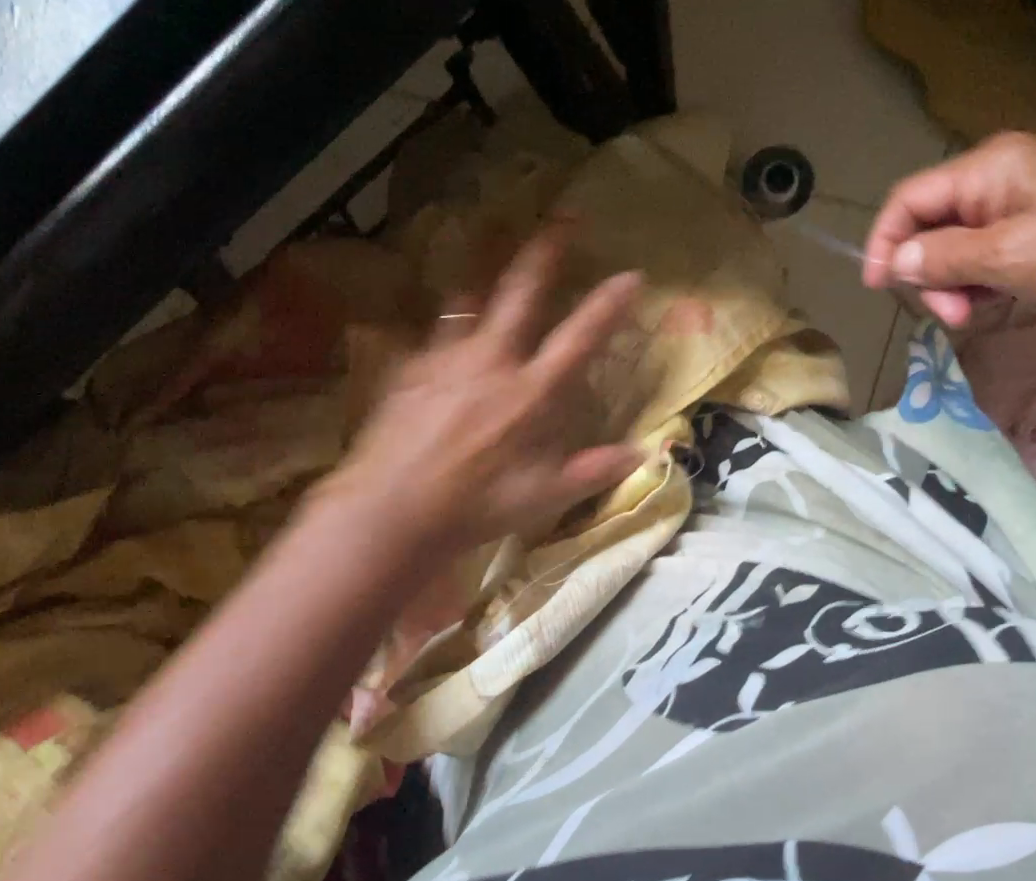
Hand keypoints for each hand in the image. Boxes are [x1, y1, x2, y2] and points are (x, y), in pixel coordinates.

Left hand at [331, 225, 646, 550]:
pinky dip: (445, 324)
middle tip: (562, 218)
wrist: (393, 508)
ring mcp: (446, 359)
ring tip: (490, 239)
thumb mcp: (543, 497)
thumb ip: (592, 471)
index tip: (631, 275)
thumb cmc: (475, 507)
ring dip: (486, 268)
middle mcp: (492, 362)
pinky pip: (432, 334)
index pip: (579, 338)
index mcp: (530, 393)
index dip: (607, 305)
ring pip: (469, 300)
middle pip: (520, 292)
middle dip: (545, 251)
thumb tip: (642, 455)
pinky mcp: (410, 368)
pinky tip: (444, 327)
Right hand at [862, 132, 1035, 325]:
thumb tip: (895, 263)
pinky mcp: (1035, 223)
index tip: (877, 286)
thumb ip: (945, 259)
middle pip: (930, 226)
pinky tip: (998, 300)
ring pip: (956, 246)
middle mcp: (995, 177)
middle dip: (930, 274)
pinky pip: (985, 252)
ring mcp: (1017, 200)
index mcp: (986, 169)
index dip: (885, 241)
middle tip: (951, 314)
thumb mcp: (1009, 256)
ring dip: (955, 284)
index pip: (909, 199)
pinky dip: (981, 281)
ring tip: (976, 313)